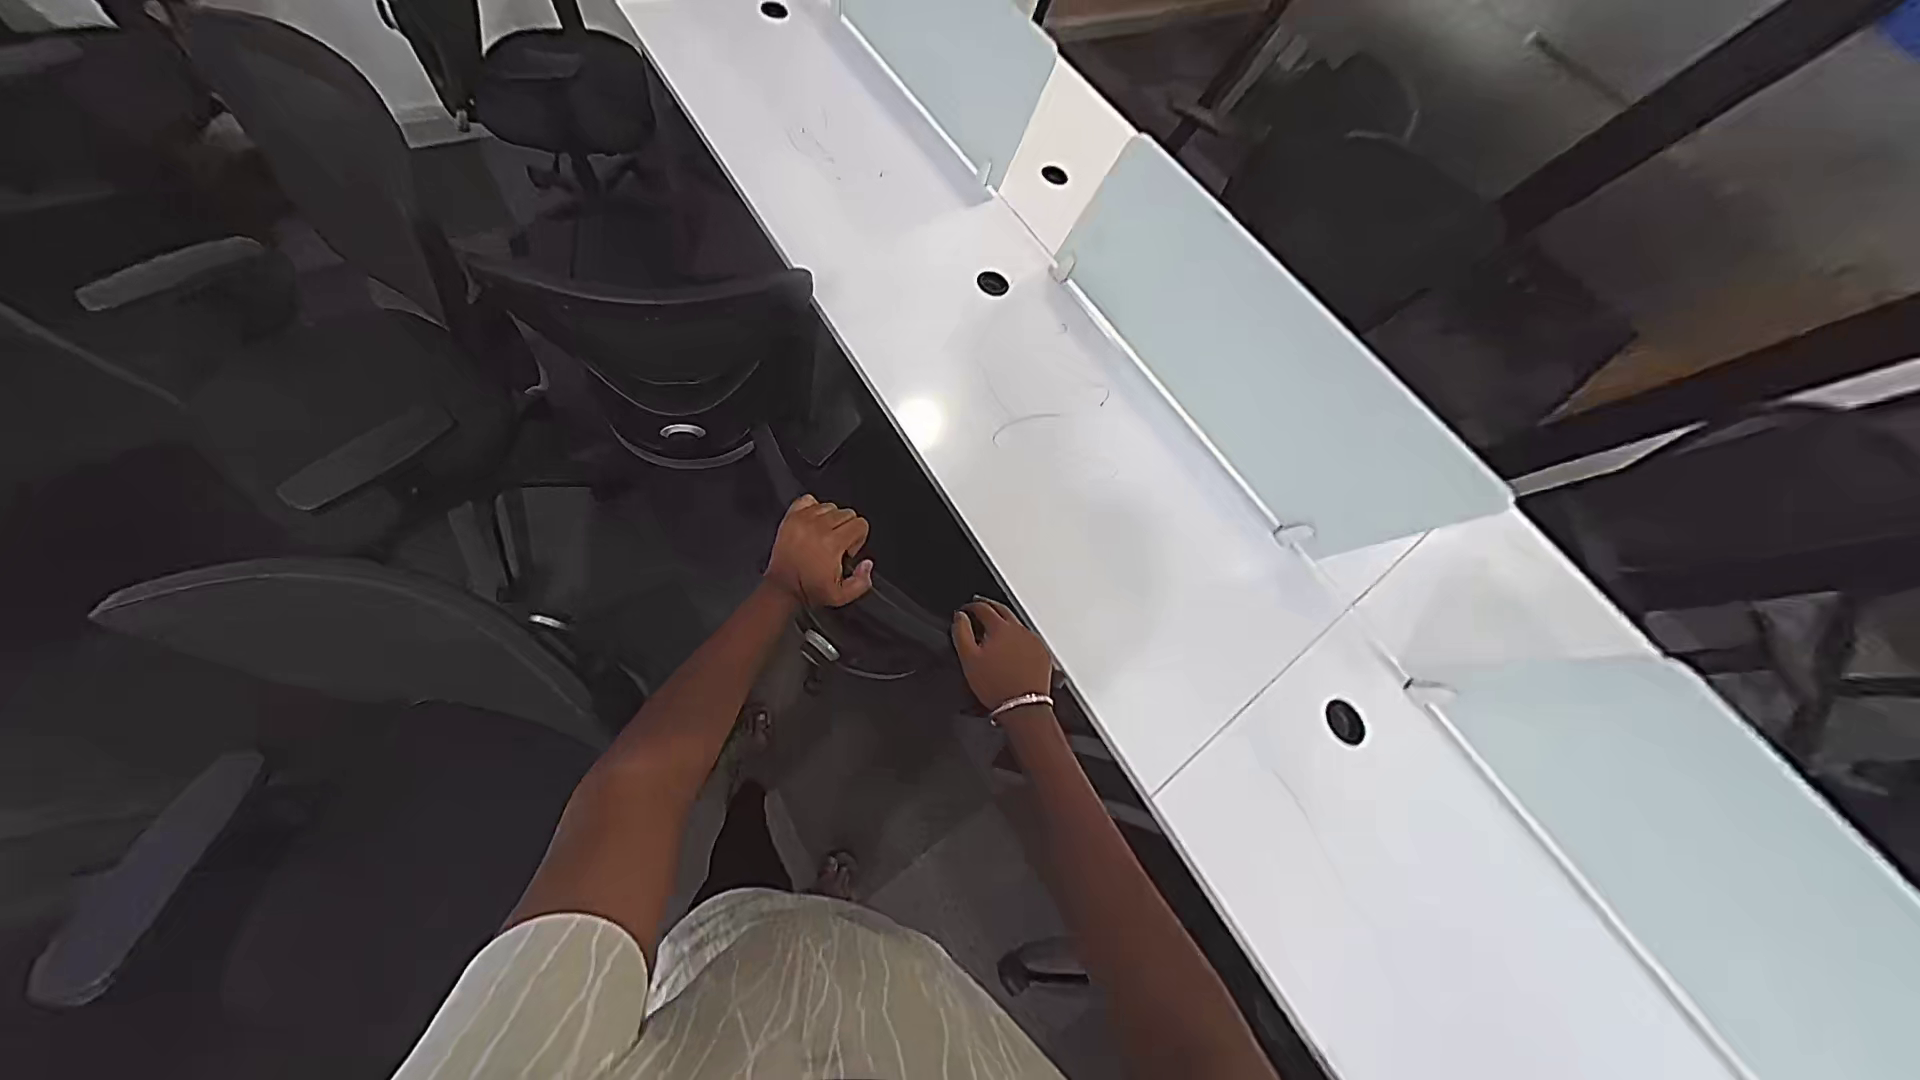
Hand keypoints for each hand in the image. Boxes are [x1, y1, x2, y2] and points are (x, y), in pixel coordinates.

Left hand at [764, 495, 873, 607]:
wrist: (782, 589)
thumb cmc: (808, 590)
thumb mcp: (842, 596)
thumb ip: (862, 582)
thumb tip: (867, 564)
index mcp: (832, 544)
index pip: (860, 524)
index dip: (859, 538)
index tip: (848, 550)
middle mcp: (817, 529)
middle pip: (847, 513)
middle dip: (847, 529)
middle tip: (837, 545)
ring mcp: (802, 521)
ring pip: (829, 506)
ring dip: (830, 519)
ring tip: (824, 536)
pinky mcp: (790, 518)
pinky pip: (808, 500)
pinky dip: (813, 509)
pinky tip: (813, 524)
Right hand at [951, 599, 1053, 711]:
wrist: (1023, 706)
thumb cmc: (996, 686)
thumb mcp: (969, 658)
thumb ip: (961, 632)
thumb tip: (960, 617)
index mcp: (1000, 628)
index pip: (983, 607)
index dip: (972, 606)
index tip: (966, 609)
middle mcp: (1019, 630)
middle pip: (1002, 610)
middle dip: (988, 606)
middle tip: (979, 607)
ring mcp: (1032, 640)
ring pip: (1016, 623)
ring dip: (1003, 622)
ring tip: (993, 628)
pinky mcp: (1041, 652)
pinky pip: (1027, 638)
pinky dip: (1017, 637)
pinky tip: (1010, 646)